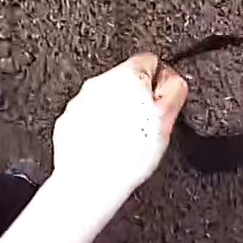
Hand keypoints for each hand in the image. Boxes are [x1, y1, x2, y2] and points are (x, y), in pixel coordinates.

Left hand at [51, 54, 186, 205]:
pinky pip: (89, 119)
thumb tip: (173, 79)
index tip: (161, 102)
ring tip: (127, 141)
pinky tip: (109, 146)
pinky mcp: (68, 122)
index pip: (150, 61)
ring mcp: (80, 102)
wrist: (91, 182)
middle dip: (137, 100)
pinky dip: (99, 129)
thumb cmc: (129, 154)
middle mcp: (99, 83)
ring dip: (118, 115)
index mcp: (127, 75)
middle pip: (127, 81)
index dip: (161, 82)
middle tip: (146, 127)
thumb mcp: (167, 118)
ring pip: (107, 101)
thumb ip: (175, 89)